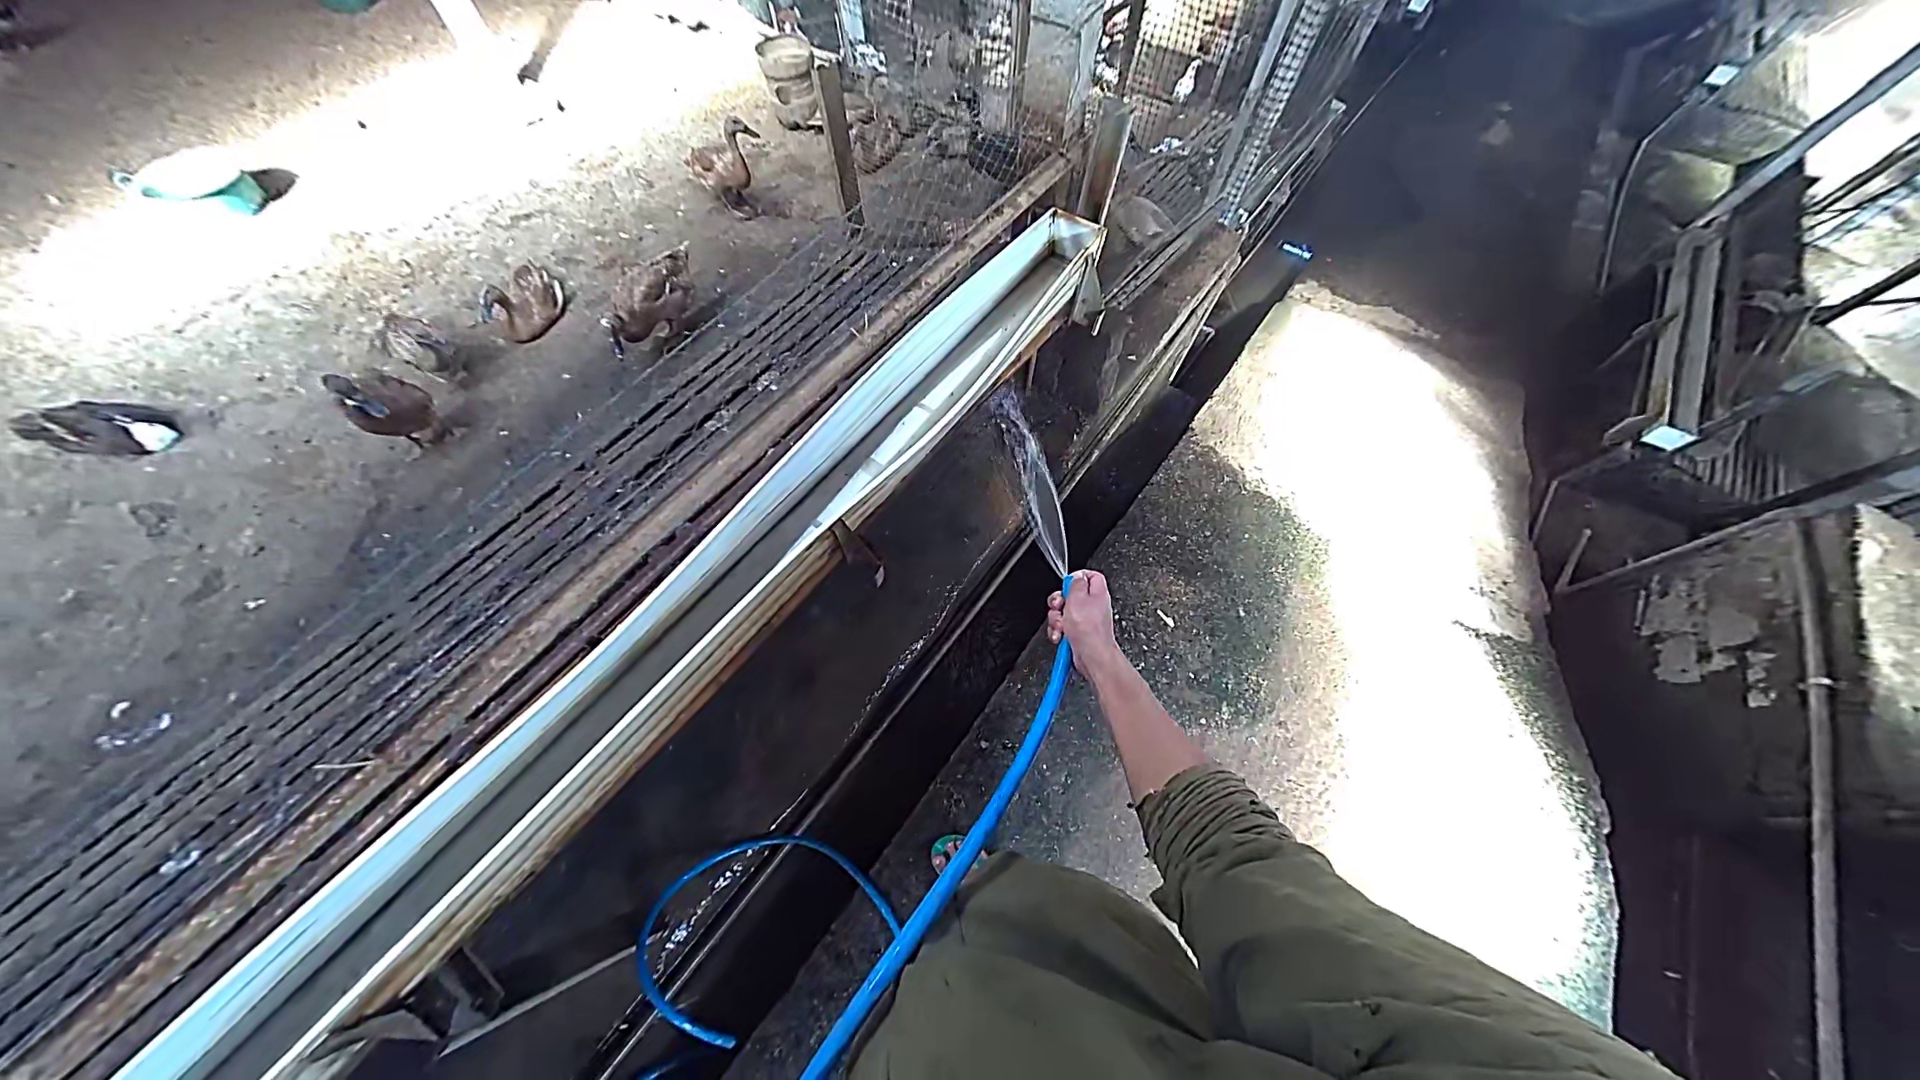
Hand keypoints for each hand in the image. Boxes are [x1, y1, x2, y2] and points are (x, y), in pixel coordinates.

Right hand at [1047, 569, 1124, 677]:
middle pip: (1071, 595)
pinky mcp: (1078, 633)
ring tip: (1061, 626)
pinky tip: (1060, 635)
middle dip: (1059, 601)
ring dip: (1056, 619)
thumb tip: (1075, 576)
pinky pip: (1062, 627)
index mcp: (1097, 594)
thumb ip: (1075, 583)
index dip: (1077, 577)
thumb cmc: (1089, 630)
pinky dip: (1058, 631)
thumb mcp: (1078, 598)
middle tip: (1059, 606)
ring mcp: (1085, 621)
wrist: (1091, 655)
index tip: (1067, 584)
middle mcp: (1092, 607)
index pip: (1090, 576)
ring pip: (1063, 613)